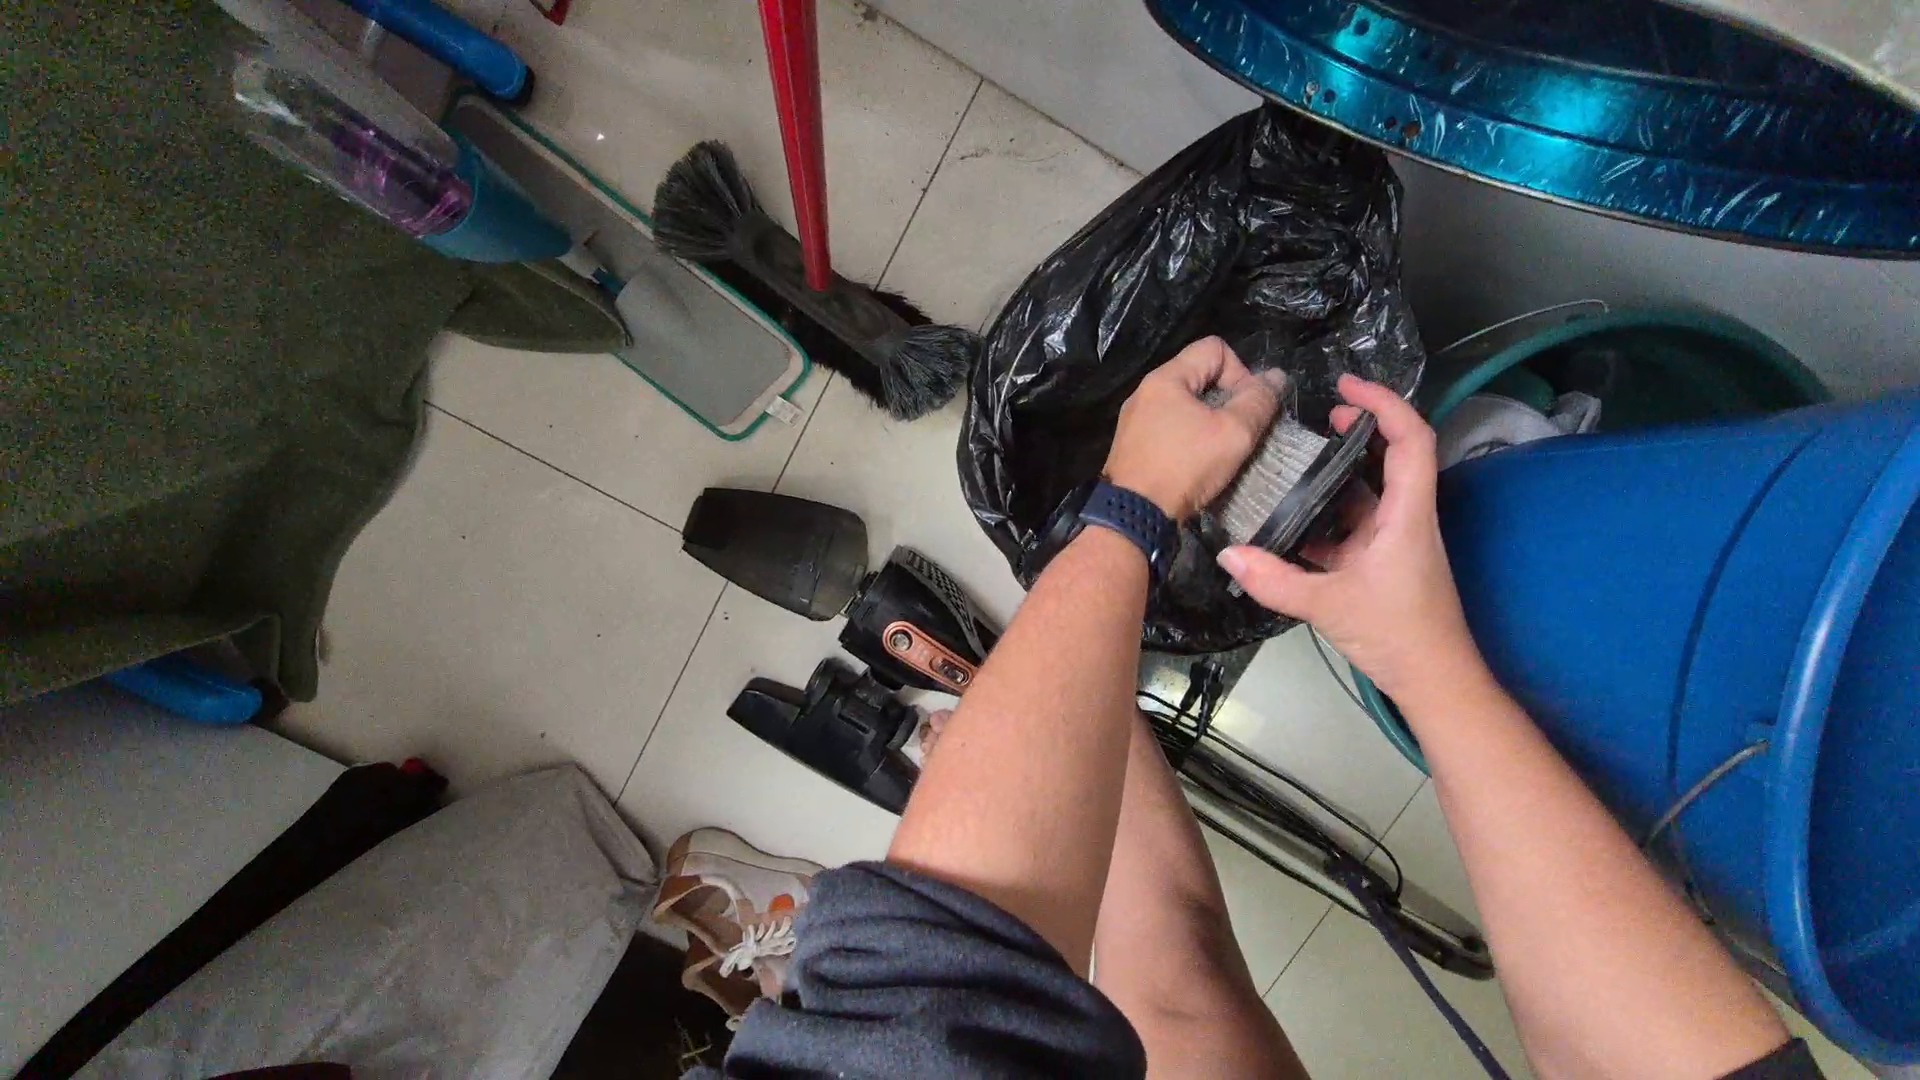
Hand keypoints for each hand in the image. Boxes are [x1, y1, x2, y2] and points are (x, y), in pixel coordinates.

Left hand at [1104, 337, 1283, 520]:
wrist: (1133, 514)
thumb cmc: (1184, 469)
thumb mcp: (1233, 433)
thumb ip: (1258, 401)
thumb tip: (1275, 377)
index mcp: (1165, 379)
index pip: (1214, 348)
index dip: (1241, 370)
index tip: (1248, 405)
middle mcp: (1145, 392)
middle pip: (1198, 376)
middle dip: (1226, 398)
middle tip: (1239, 430)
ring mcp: (1134, 419)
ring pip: (1184, 404)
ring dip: (1208, 420)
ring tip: (1221, 448)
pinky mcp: (1132, 444)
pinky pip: (1168, 427)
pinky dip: (1188, 437)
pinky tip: (1197, 461)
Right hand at [1215, 374, 1487, 705]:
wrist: (1435, 679)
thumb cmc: (1396, 634)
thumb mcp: (1328, 605)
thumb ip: (1274, 580)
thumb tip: (1227, 555)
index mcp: (1406, 515)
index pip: (1410, 441)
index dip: (1385, 404)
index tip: (1346, 387)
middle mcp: (1406, 519)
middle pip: (1394, 456)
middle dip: (1362, 428)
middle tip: (1322, 415)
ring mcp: (1395, 541)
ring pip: (1370, 492)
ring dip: (1340, 473)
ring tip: (1296, 462)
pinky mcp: (1383, 561)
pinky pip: (1354, 524)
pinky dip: (1328, 514)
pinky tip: (1291, 521)